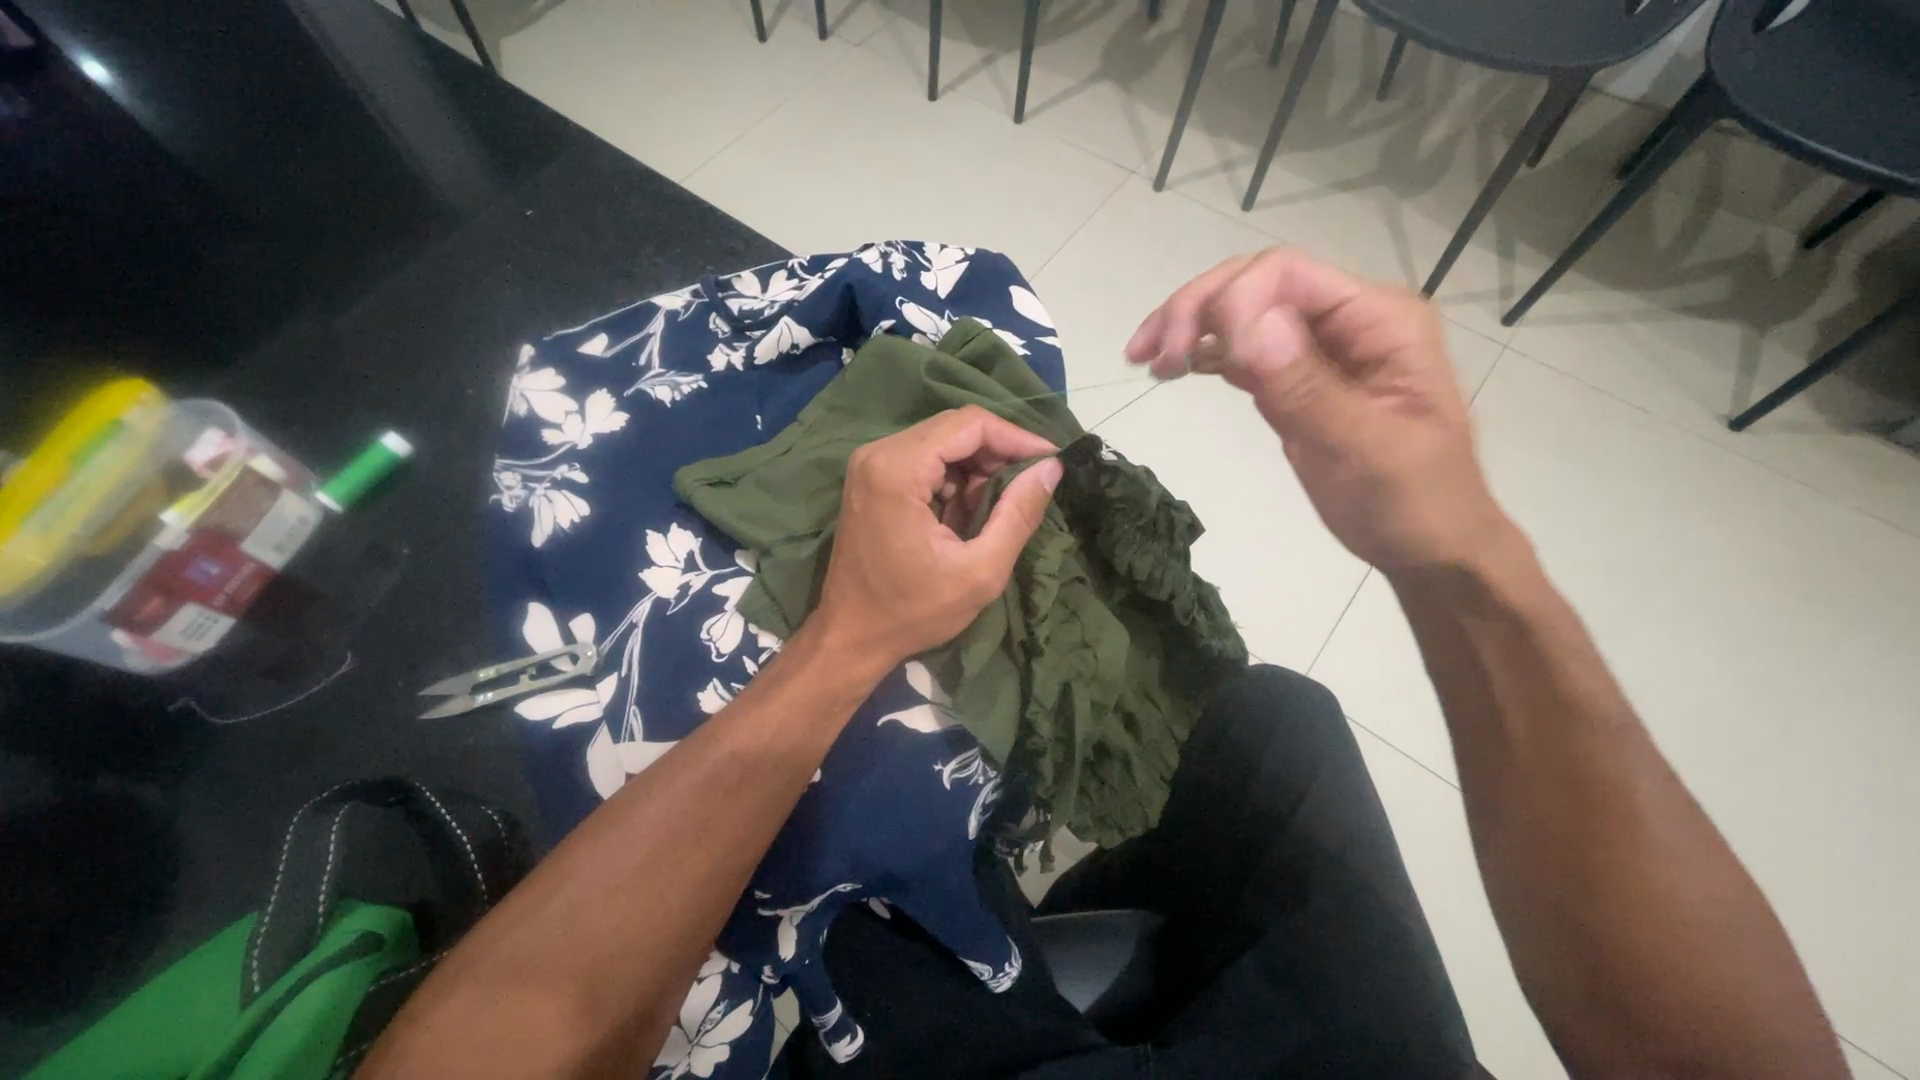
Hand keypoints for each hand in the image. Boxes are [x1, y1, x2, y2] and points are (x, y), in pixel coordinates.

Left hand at [811, 406, 1062, 668]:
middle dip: (999, 452)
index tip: (1052, 460)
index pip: (969, 424)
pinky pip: (923, 459)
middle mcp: (879, 453)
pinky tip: (970, 511)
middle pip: (954, 428)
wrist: (850, 636)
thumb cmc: (912, 612)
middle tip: (1032, 483)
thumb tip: (1052, 468)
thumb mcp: (979, 571)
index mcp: (898, 469)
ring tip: (1002, 505)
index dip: (1016, 437)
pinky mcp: (871, 479)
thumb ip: (1018, 515)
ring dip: (977, 466)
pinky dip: (954, 477)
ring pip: (941, 441)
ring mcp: (870, 464)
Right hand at [1125, 248, 1512, 572]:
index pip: (1287, 275)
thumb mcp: (1365, 448)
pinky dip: (1204, 354)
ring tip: (1146, 361)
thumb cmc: (1413, 502)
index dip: (1229, 300)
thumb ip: (1307, 386)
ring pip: (1241, 313)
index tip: (1188, 354)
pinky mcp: (1294, 380)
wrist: (1429, 546)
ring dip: (1189, 328)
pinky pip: (1243, 350)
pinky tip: (1171, 370)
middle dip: (1197, 309)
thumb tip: (1246, 327)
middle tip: (1150, 356)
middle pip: (1256, 284)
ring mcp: (1319, 349)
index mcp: (1379, 320)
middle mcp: (1348, 321)